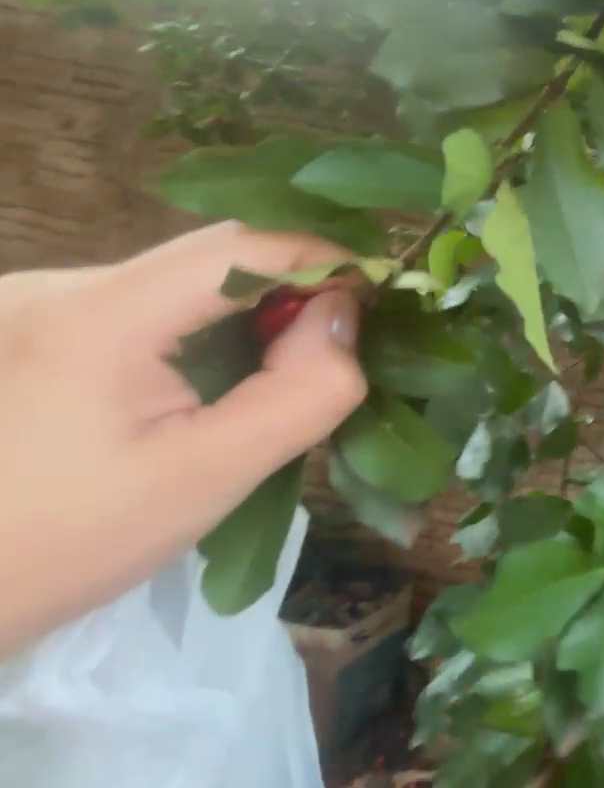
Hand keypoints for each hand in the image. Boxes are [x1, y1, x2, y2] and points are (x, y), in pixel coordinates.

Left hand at [0, 222, 366, 653]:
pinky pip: (153, 303)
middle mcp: (53, 286)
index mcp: (92, 316)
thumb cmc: (63, 544)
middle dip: (292, 296)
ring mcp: (34, 302)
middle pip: (215, 260)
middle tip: (332, 354)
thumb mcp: (209, 476)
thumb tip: (346, 316)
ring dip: (250, 315)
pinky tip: (205, 384)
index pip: (243, 247)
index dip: (328, 260)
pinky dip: (206, 330)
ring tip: (269, 379)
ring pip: (188, 280)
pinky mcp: (32, 325)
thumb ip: (301, 392)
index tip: (381, 302)